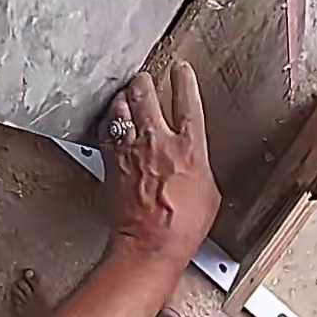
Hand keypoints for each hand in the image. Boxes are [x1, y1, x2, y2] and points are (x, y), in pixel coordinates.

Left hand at [102, 62, 220, 268]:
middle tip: (144, 79)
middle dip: (144, 82)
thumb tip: (194, 161)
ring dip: (123, 100)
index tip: (181, 71)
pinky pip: (106, 133)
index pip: (187, 100)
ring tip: (125, 97)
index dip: (184, 80)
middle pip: (145, 94)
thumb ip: (199, 166)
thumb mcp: (209, 193)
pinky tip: (112, 125)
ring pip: (120, 108)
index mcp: (189, 147)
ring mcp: (130, 150)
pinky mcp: (111, 163)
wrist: (149, 245)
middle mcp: (157, 142)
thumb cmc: (181, 227)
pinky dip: (109, 124)